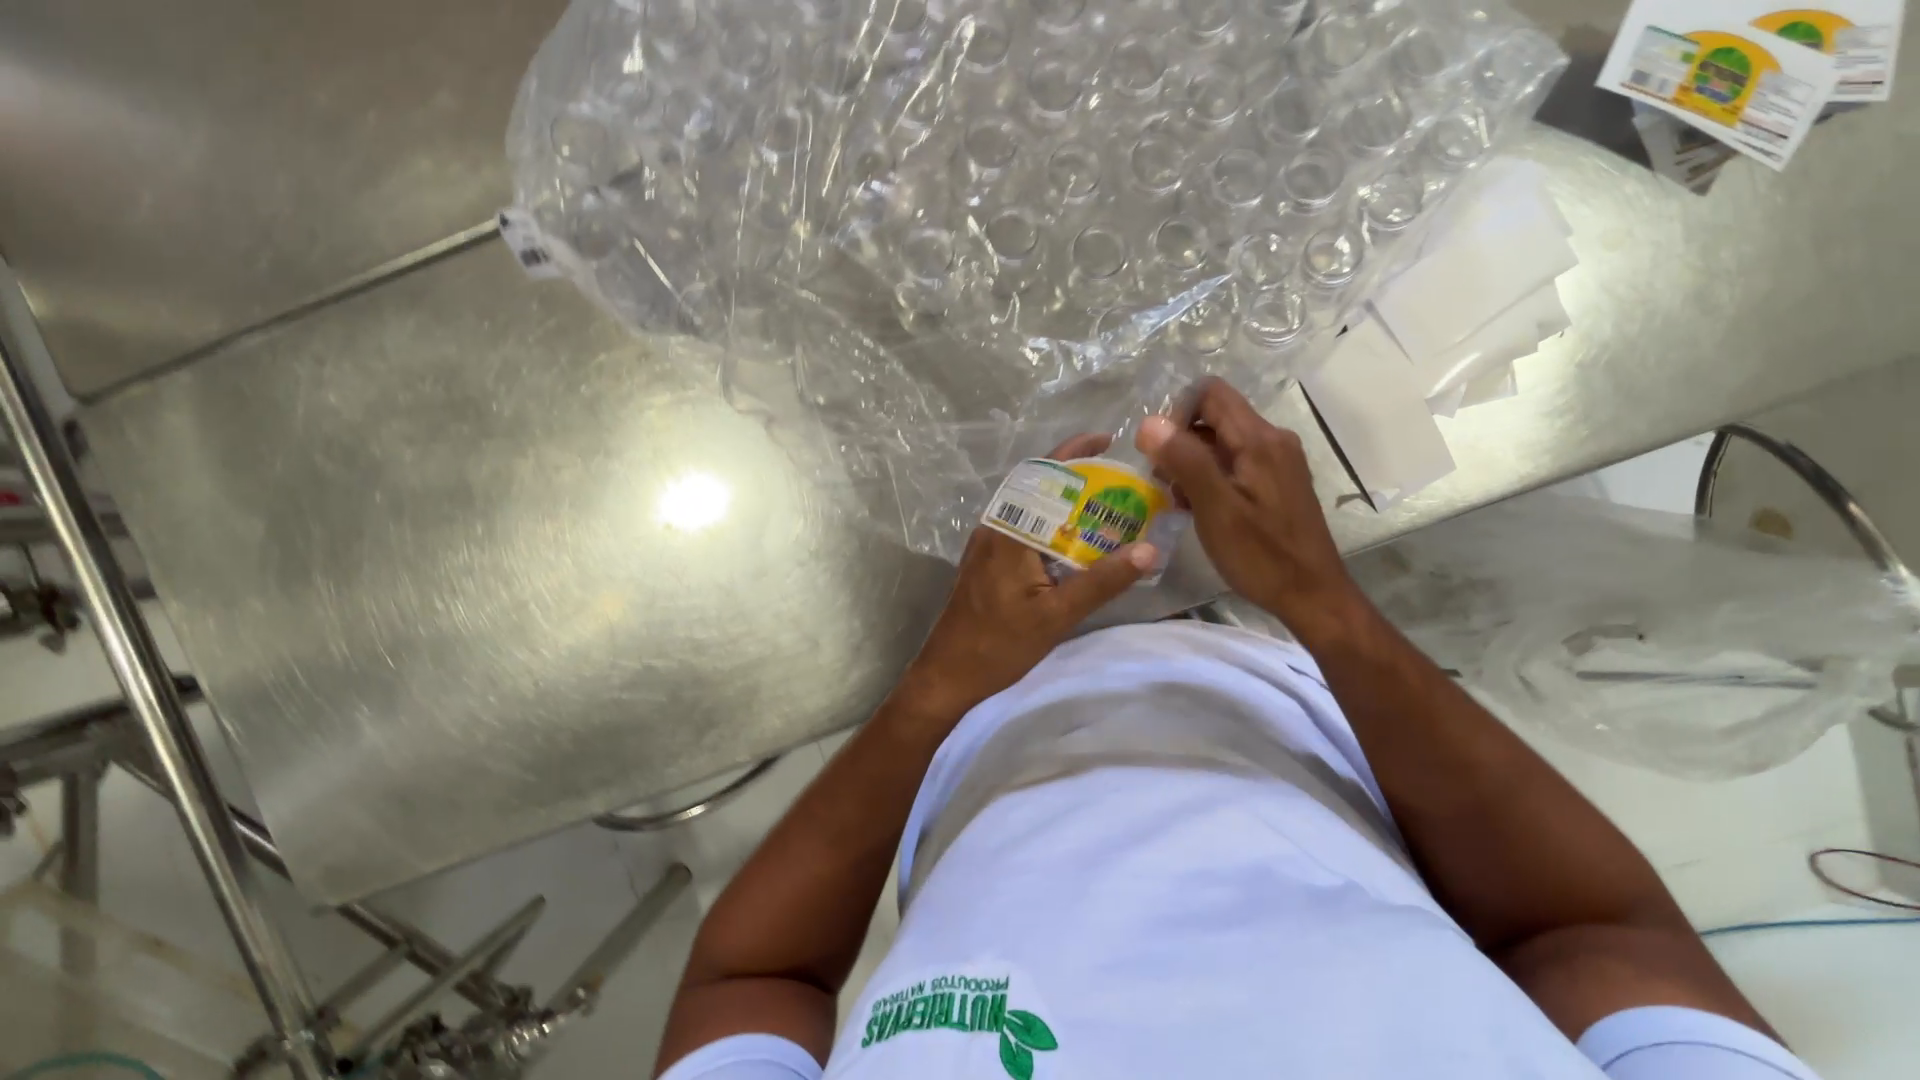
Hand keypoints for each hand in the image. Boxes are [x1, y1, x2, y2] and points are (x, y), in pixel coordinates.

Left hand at [895, 434, 1155, 722]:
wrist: (947, 675)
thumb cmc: (999, 646)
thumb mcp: (1057, 616)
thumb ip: (1102, 581)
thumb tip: (1148, 549)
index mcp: (1009, 532)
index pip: (1042, 473)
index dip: (1074, 451)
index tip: (1107, 439)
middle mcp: (994, 528)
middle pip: (1037, 486)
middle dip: (1076, 476)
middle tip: (1118, 481)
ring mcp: (986, 545)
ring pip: (1029, 508)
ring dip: (1064, 502)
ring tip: (1104, 508)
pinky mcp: (985, 563)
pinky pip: (1023, 528)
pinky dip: (1051, 525)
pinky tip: (1075, 544)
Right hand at [1136, 379, 1363, 639]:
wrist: (1313, 596)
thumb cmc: (1262, 555)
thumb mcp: (1216, 509)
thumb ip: (1185, 461)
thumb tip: (1149, 423)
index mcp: (1259, 440)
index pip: (1209, 393)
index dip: (1176, 412)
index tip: (1158, 452)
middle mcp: (1273, 440)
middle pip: (1215, 416)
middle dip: (1180, 441)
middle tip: (1161, 481)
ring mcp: (1278, 462)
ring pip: (1222, 442)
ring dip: (1192, 461)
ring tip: (1176, 499)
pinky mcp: (1277, 483)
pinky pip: (1235, 463)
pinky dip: (1210, 477)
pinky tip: (1198, 508)